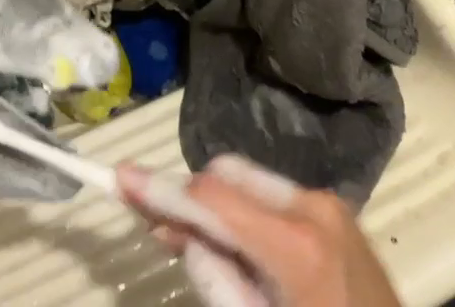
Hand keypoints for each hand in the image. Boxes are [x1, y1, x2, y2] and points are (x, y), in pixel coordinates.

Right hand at [117, 155, 400, 306]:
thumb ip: (214, 278)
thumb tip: (177, 229)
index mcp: (297, 244)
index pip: (212, 198)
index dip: (162, 189)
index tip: (119, 177)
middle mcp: (313, 207)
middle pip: (226, 176)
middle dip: (189, 197)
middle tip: (160, 230)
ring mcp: (328, 206)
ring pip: (246, 182)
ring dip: (215, 207)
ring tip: (195, 243)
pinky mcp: (335, 213)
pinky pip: (270, 196)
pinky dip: (242, 212)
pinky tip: (233, 244)